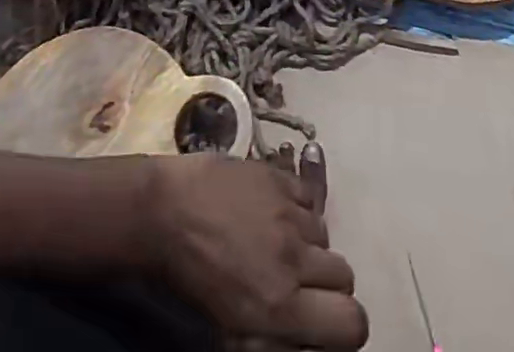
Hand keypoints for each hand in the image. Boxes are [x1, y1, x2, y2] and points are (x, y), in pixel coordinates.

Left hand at [145, 155, 364, 348]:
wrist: (162, 211)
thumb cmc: (187, 278)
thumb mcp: (227, 330)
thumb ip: (274, 341)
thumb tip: (310, 343)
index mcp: (278, 306)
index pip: (351, 323)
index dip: (344, 324)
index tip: (324, 318)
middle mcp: (293, 259)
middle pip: (345, 276)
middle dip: (326, 283)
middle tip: (297, 279)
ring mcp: (289, 213)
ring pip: (326, 235)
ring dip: (309, 243)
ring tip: (276, 240)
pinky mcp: (281, 178)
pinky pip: (310, 198)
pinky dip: (298, 208)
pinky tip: (272, 211)